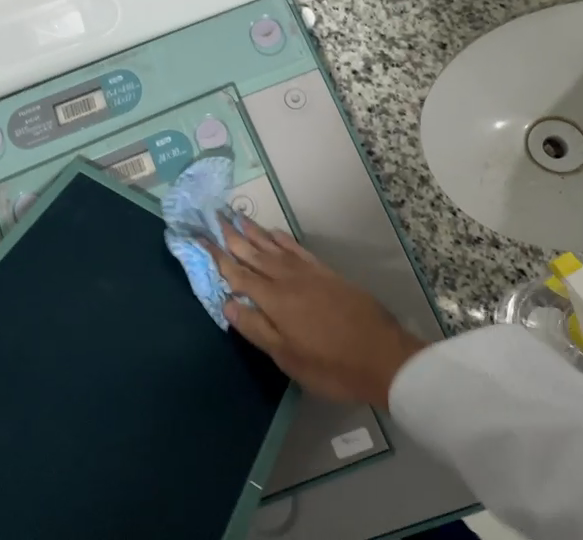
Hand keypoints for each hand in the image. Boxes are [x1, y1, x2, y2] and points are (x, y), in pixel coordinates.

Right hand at [203, 218, 427, 409]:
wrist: (384, 357)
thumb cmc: (331, 366)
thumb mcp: (288, 358)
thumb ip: (256, 328)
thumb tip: (227, 303)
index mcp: (274, 301)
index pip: (237, 274)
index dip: (216, 256)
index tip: (198, 237)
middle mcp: (287, 280)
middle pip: (253, 253)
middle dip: (231, 235)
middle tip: (213, 215)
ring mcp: (308, 274)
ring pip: (273, 247)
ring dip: (253, 231)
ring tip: (235, 216)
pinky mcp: (326, 273)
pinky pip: (297, 249)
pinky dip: (282, 239)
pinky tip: (273, 233)